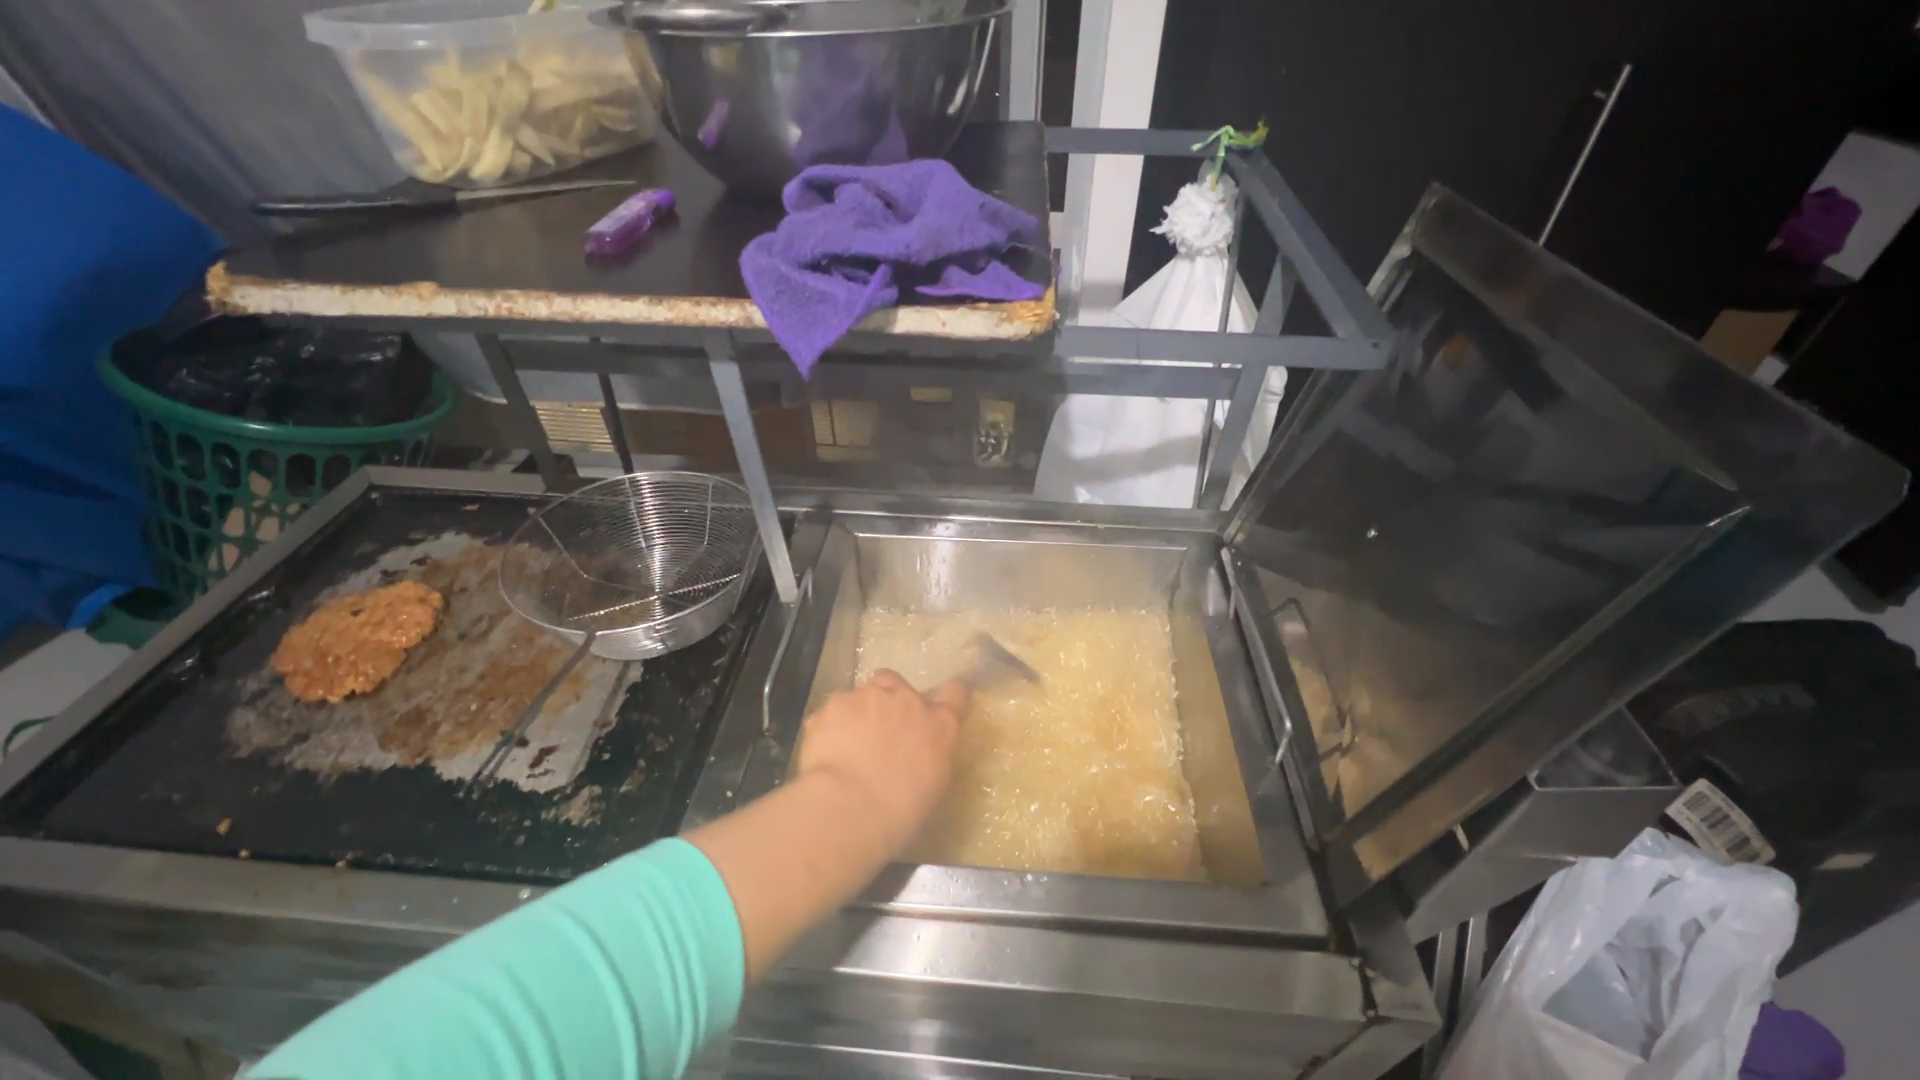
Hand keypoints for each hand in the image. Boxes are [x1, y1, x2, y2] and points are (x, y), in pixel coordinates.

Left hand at [794, 671, 969, 853]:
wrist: (851, 806)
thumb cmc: (901, 810)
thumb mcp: (932, 783)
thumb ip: (929, 754)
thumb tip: (918, 750)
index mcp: (938, 724)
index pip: (955, 694)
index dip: (948, 698)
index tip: (939, 707)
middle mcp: (905, 700)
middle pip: (896, 683)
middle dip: (887, 699)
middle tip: (877, 730)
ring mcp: (867, 697)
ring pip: (860, 696)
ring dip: (856, 715)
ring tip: (844, 748)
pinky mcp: (834, 704)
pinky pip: (832, 711)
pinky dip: (829, 727)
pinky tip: (825, 752)